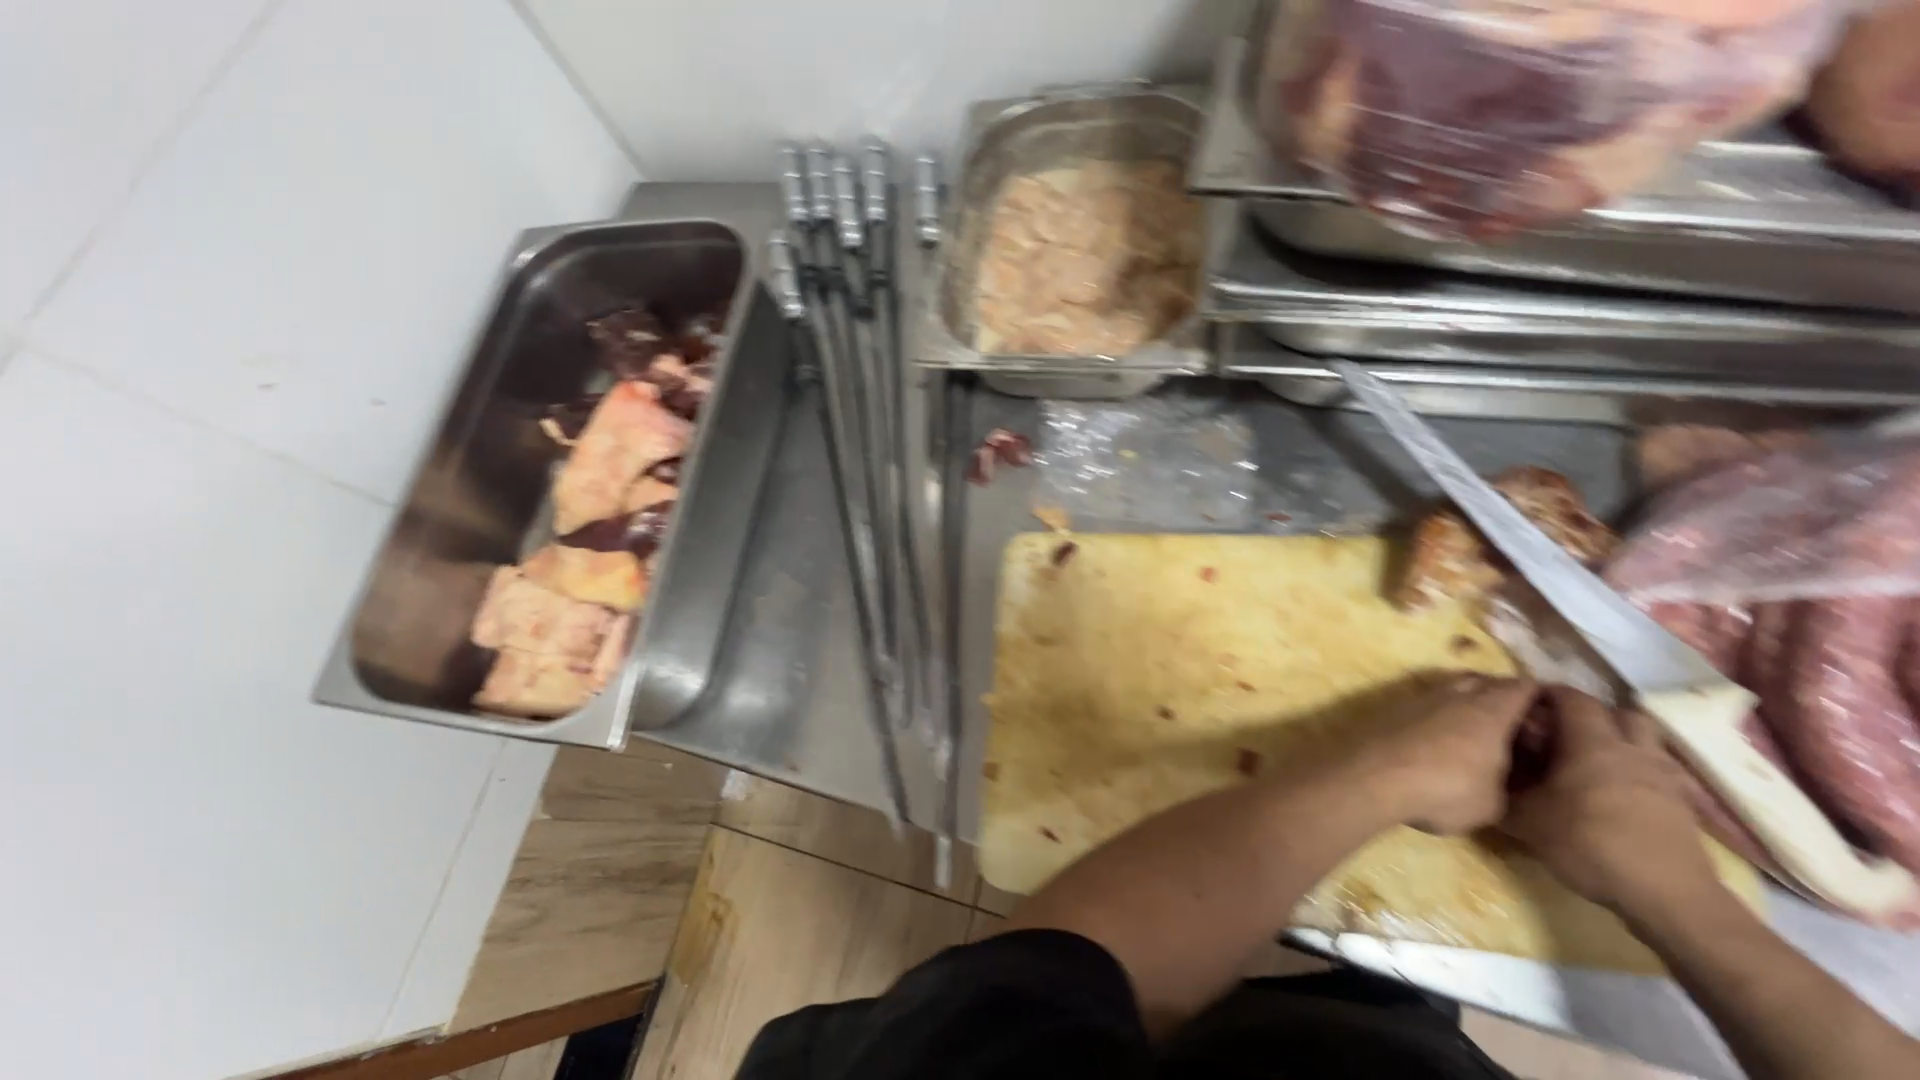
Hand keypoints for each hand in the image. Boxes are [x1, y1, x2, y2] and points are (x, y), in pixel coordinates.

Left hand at [1355, 674, 1539, 834]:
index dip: (1537, 696)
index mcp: (1490, 710)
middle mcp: (1455, 694)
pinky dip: (1434, 714)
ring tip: (1471, 729)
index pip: (1522, 687)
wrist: (1372, 778)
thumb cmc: (1445, 790)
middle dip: (1499, 694)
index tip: (1547, 710)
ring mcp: (1418, 698)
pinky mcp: (1389, 708)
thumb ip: (1505, 784)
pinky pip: (1422, 703)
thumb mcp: (1493, 803)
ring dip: (1463, 700)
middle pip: (1483, 680)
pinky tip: (1434, 735)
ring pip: (1449, 687)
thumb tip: (1499, 779)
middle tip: (1509, 720)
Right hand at [1501, 687, 1722, 916]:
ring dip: (1624, 739)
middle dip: (1594, 713)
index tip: (1528, 700)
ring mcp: (1663, 777)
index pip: (1573, 699)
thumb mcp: (1529, 823)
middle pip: (1621, 712)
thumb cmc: (1589, 845)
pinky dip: (1640, 771)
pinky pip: (1660, 771)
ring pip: (1647, 740)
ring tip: (1596, 759)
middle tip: (1566, 729)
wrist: (1665, 894)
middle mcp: (1632, 750)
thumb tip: (1483, 783)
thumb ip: (1506, 796)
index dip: (1550, 693)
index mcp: (1593, 744)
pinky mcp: (1681, 805)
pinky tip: (1621, 792)